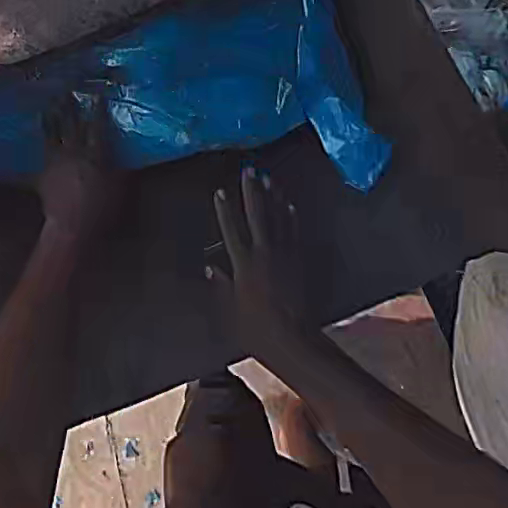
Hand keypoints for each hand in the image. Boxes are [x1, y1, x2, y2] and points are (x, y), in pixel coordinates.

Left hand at [35, 94, 125, 250]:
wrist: (71, 226)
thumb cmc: (101, 207)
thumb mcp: (119, 186)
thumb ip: (121, 168)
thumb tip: (124, 156)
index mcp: (93, 152)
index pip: (97, 125)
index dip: (97, 108)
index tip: (97, 94)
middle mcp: (72, 151)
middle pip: (70, 123)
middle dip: (69, 106)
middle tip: (66, 91)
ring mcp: (54, 162)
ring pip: (51, 135)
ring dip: (49, 119)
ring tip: (47, 107)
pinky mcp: (42, 175)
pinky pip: (35, 161)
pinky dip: (31, 154)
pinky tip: (24, 148)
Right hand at [208, 167, 314, 368]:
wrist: (292, 338)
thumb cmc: (256, 329)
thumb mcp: (231, 310)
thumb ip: (221, 285)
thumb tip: (210, 267)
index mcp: (243, 264)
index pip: (231, 230)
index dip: (224, 209)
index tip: (220, 191)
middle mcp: (263, 253)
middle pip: (256, 214)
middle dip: (251, 191)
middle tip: (249, 170)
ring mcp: (283, 253)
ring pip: (276, 217)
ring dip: (272, 196)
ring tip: (268, 178)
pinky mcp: (298, 258)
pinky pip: (293, 231)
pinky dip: (290, 216)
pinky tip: (288, 203)